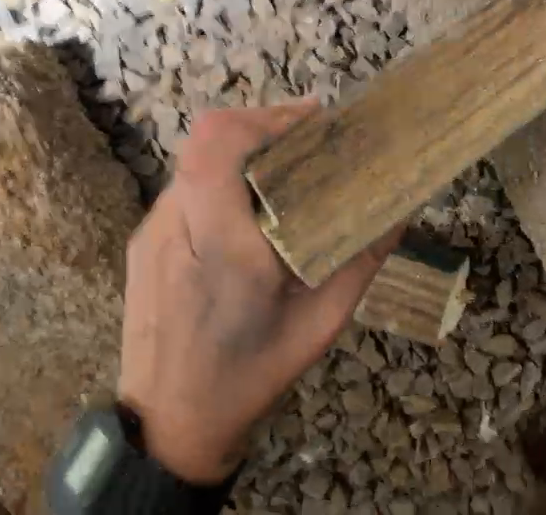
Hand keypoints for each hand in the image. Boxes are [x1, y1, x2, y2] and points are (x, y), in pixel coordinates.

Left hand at [118, 103, 401, 483]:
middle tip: (311, 139)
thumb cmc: (252, 373)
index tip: (313, 121)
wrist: (166, 427)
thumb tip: (402, 209)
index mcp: (224, 247)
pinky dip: (224, 177)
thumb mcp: (323, 322)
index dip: (265, 118)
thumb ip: (363, 259)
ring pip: (196, 159)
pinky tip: (253, 206)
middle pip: (208, 140)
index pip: (218, 148)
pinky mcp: (143, 243)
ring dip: (244, 150)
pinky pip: (186, 187)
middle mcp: (177, 228)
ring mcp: (152, 233)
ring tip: (288, 168)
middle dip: (264, 125)